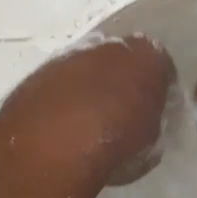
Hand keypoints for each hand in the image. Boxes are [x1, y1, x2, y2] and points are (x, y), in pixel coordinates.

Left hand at [0, 34, 176, 187]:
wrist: (52, 149)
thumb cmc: (116, 145)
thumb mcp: (153, 141)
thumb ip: (153, 121)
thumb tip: (147, 121)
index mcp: (145, 58)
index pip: (160, 64)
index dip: (159, 86)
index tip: (156, 106)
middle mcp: (107, 48)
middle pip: (120, 59)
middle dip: (122, 80)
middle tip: (123, 110)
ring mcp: (67, 58)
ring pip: (85, 69)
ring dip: (89, 88)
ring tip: (89, 120)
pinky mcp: (36, 75)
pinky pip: (58, 85)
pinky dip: (63, 99)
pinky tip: (62, 125)